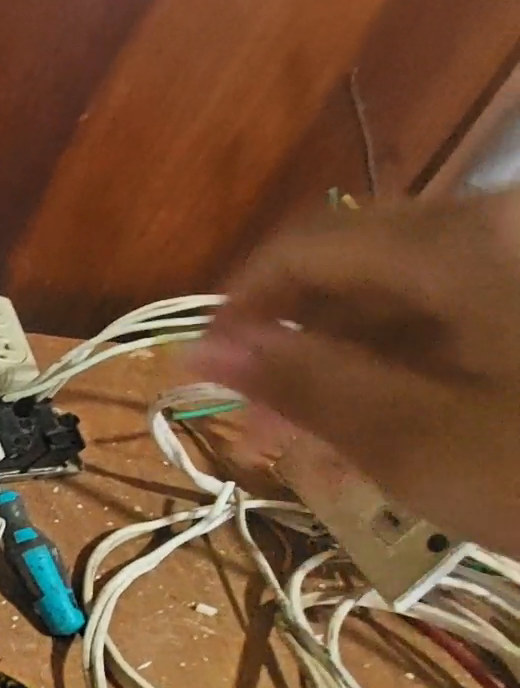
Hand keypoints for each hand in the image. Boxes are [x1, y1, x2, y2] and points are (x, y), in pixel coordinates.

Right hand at [190, 186, 519, 552]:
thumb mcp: (418, 439)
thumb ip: (301, 382)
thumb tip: (199, 352)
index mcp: (466, 247)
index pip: (300, 251)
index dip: (234, 312)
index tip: (203, 378)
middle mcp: (511, 234)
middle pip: (355, 279)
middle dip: (293, 357)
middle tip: (263, 437)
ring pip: (412, 306)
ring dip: (349, 375)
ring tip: (328, 453)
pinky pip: (473, 321)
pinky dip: (419, 375)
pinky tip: (404, 434)